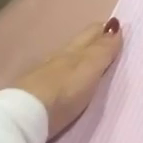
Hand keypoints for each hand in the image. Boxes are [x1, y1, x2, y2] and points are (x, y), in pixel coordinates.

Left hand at [15, 18, 123, 136]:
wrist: (25, 116)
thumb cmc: (63, 91)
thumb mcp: (88, 69)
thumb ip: (102, 50)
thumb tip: (115, 25)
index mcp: (72, 51)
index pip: (91, 34)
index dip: (104, 29)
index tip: (117, 28)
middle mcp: (57, 58)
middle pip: (77, 44)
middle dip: (91, 40)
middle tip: (107, 40)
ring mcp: (43, 75)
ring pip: (65, 60)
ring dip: (78, 59)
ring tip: (90, 63)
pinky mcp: (35, 95)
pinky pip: (56, 78)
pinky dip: (66, 75)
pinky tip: (67, 83)